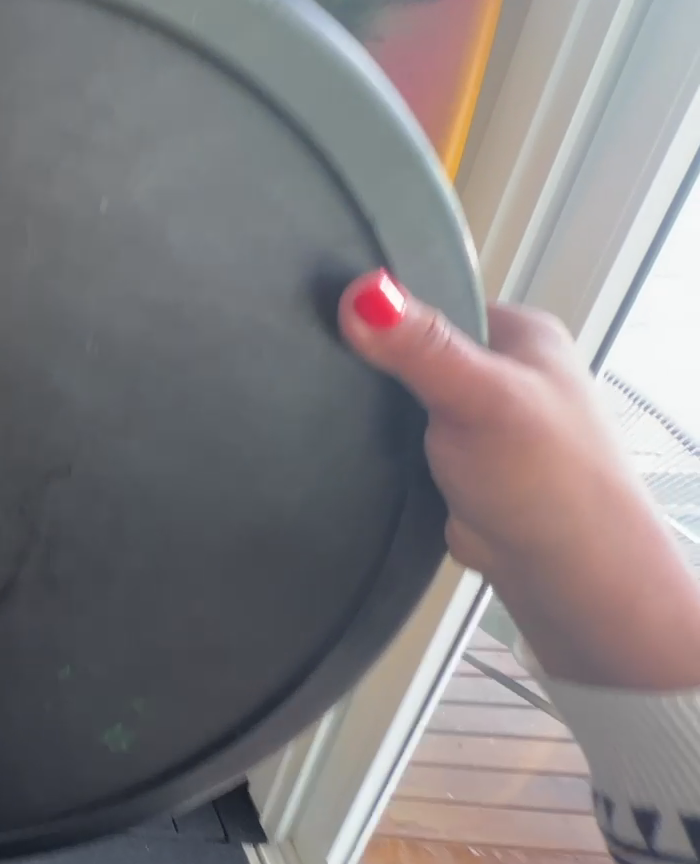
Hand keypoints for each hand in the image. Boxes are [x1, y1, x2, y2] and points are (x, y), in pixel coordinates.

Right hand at [340, 270, 699, 689]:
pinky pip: (379, 421)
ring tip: (309, 389)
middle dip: (360, 352)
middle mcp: (491, 365)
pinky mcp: (434, 445)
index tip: (319, 309)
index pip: (428, 296)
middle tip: (306, 355)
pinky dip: (356, 425)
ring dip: (353, 393)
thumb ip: (423, 347)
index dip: (375, 303)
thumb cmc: (548, 483)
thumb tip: (362, 293)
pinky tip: (331, 426)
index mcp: (517, 333)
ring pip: (385, 384)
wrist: (557, 570)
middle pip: (400, 339)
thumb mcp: (483, 399)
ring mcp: (461, 407)